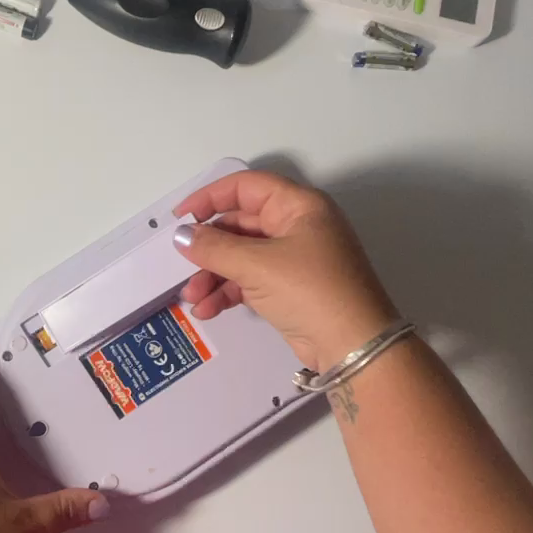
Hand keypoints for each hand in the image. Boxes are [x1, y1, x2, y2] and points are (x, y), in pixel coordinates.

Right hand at [172, 170, 398, 371]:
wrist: (352, 345)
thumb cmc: (311, 291)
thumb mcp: (257, 265)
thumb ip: (214, 248)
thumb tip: (182, 236)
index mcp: (298, 206)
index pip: (246, 187)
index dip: (210, 197)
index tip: (180, 216)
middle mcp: (296, 227)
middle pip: (240, 225)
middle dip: (208, 248)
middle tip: (180, 264)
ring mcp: (293, 259)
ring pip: (241, 256)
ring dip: (213, 275)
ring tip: (192, 297)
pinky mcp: (288, 288)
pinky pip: (248, 281)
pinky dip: (227, 292)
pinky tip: (208, 309)